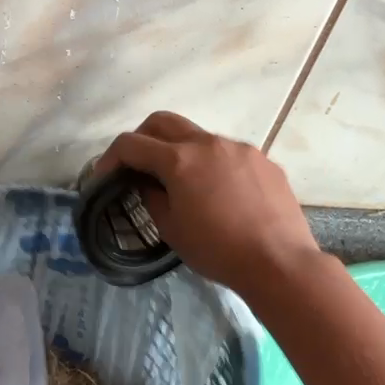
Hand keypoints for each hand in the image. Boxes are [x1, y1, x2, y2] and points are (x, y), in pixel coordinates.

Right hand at [94, 111, 322, 293]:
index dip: (110, 158)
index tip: (104, 178)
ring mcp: (239, 148)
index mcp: (179, 160)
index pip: (131, 144)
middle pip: (162, 122)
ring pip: (197, 136)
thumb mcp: (170, 228)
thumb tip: (147, 182)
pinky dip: (211, 165)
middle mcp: (208, 143)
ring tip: (181, 184)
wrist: (279, 262)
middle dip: (141, 138)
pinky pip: (227, 153)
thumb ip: (151, 196)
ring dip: (179, 151)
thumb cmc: (216, 249)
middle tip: (136, 166)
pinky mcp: (263, 160)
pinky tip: (218, 194)